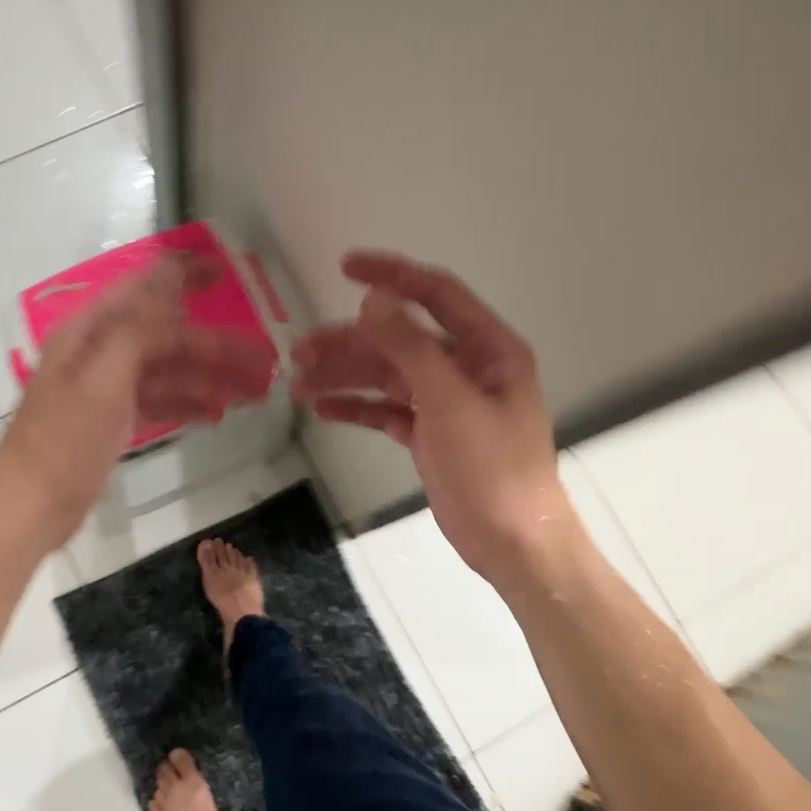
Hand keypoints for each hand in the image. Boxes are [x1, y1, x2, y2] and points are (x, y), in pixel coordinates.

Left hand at [0, 255, 276, 546]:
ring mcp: (106, 389)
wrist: (29, 508)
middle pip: (166, 336)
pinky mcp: (113, 422)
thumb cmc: (62, 443)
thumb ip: (136, 330)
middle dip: (215, 344)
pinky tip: (218, 412)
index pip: (142, 289)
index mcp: (89, 332)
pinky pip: (159, 401)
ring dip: (211, 376)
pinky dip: (189, 403)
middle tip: (265, 358)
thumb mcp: (100, 380)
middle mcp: (98, 352)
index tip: (223, 269)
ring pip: (168, 371)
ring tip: (257, 390)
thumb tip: (169, 285)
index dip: (182, 275)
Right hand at [290, 250, 575, 584]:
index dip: (391, 276)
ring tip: (298, 385)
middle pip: (400, 341)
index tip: (344, 267)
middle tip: (300, 352)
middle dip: (351, 343)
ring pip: (388, 377)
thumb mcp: (450, 401)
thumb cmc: (492, 467)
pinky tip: (323, 409)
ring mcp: (447, 403)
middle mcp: (468, 368)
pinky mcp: (431, 436)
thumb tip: (374, 298)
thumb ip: (411, 347)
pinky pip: (388, 411)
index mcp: (488, 348)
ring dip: (345, 377)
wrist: (511, 542)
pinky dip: (358, 408)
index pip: (436, 294)